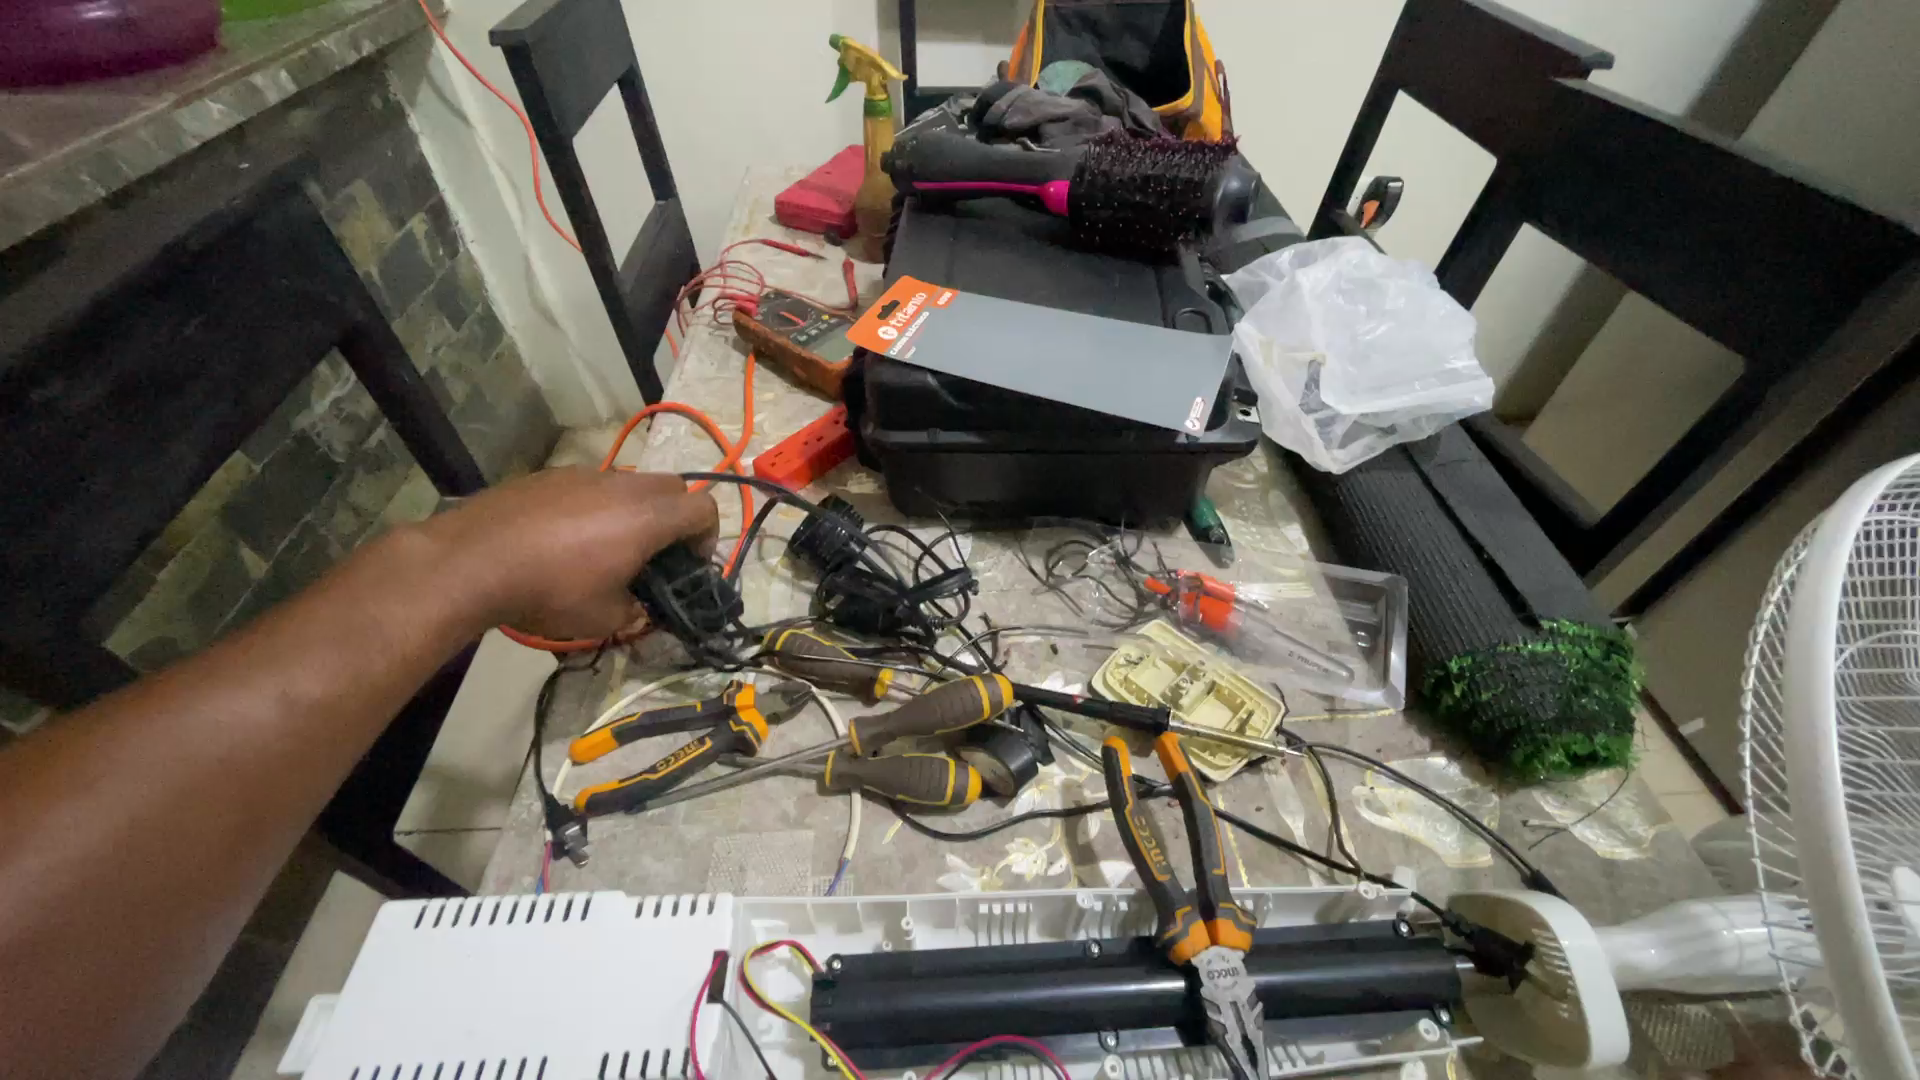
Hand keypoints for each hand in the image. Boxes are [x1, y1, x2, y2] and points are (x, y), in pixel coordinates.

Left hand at [424, 467, 718, 639]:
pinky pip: (591, 485)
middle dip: (676, 518)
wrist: (470, 561)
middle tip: (656, 552)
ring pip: (631, 483)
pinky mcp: (550, 475)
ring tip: (607, 546)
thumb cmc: (550, 591)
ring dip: (635, 510)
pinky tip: (565, 538)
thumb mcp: (605, 619)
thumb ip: (637, 610)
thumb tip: (641, 609)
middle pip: (674, 488)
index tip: (688, 563)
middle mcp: (624, 486)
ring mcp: (585, 474)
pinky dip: (595, 505)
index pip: (704, 508)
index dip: (708, 535)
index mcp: (649, 517)